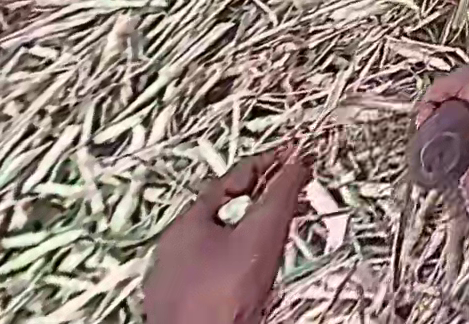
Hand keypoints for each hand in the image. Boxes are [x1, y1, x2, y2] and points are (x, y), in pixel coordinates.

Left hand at [143, 148, 311, 323]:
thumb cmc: (228, 293)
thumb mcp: (263, 231)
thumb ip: (282, 191)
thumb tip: (297, 162)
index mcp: (185, 226)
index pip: (232, 178)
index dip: (267, 165)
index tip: (294, 160)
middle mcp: (171, 252)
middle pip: (227, 210)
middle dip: (263, 200)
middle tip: (292, 197)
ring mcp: (172, 285)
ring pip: (221, 241)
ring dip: (254, 231)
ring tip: (281, 233)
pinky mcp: (180, 311)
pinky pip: (215, 269)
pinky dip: (240, 260)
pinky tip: (258, 270)